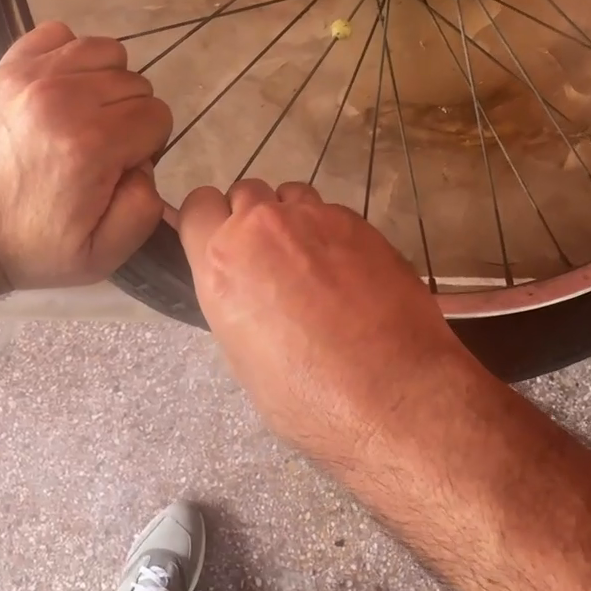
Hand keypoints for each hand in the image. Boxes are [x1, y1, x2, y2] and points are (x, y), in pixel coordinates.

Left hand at [0, 22, 172, 301]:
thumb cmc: (25, 248)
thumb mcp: (100, 256)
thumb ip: (144, 209)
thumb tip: (144, 162)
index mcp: (91, 144)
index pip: (157, 116)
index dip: (148, 145)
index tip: (120, 168)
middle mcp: (64, 98)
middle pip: (136, 83)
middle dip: (129, 116)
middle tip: (100, 148)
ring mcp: (30, 75)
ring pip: (106, 52)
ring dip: (105, 81)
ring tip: (84, 113)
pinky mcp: (4, 67)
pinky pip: (58, 34)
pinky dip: (68, 55)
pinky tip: (58, 88)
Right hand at [177, 180, 476, 450]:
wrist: (392, 393)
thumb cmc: (308, 397)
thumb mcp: (243, 355)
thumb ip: (234, 299)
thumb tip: (246, 285)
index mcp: (224, 262)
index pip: (198, 204)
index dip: (209, 221)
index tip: (221, 241)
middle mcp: (265, 228)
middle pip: (247, 193)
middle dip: (253, 220)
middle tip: (271, 260)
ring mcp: (316, 218)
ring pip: (292, 196)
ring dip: (294, 220)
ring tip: (313, 263)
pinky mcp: (360, 222)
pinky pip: (332, 213)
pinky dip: (333, 233)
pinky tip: (350, 271)